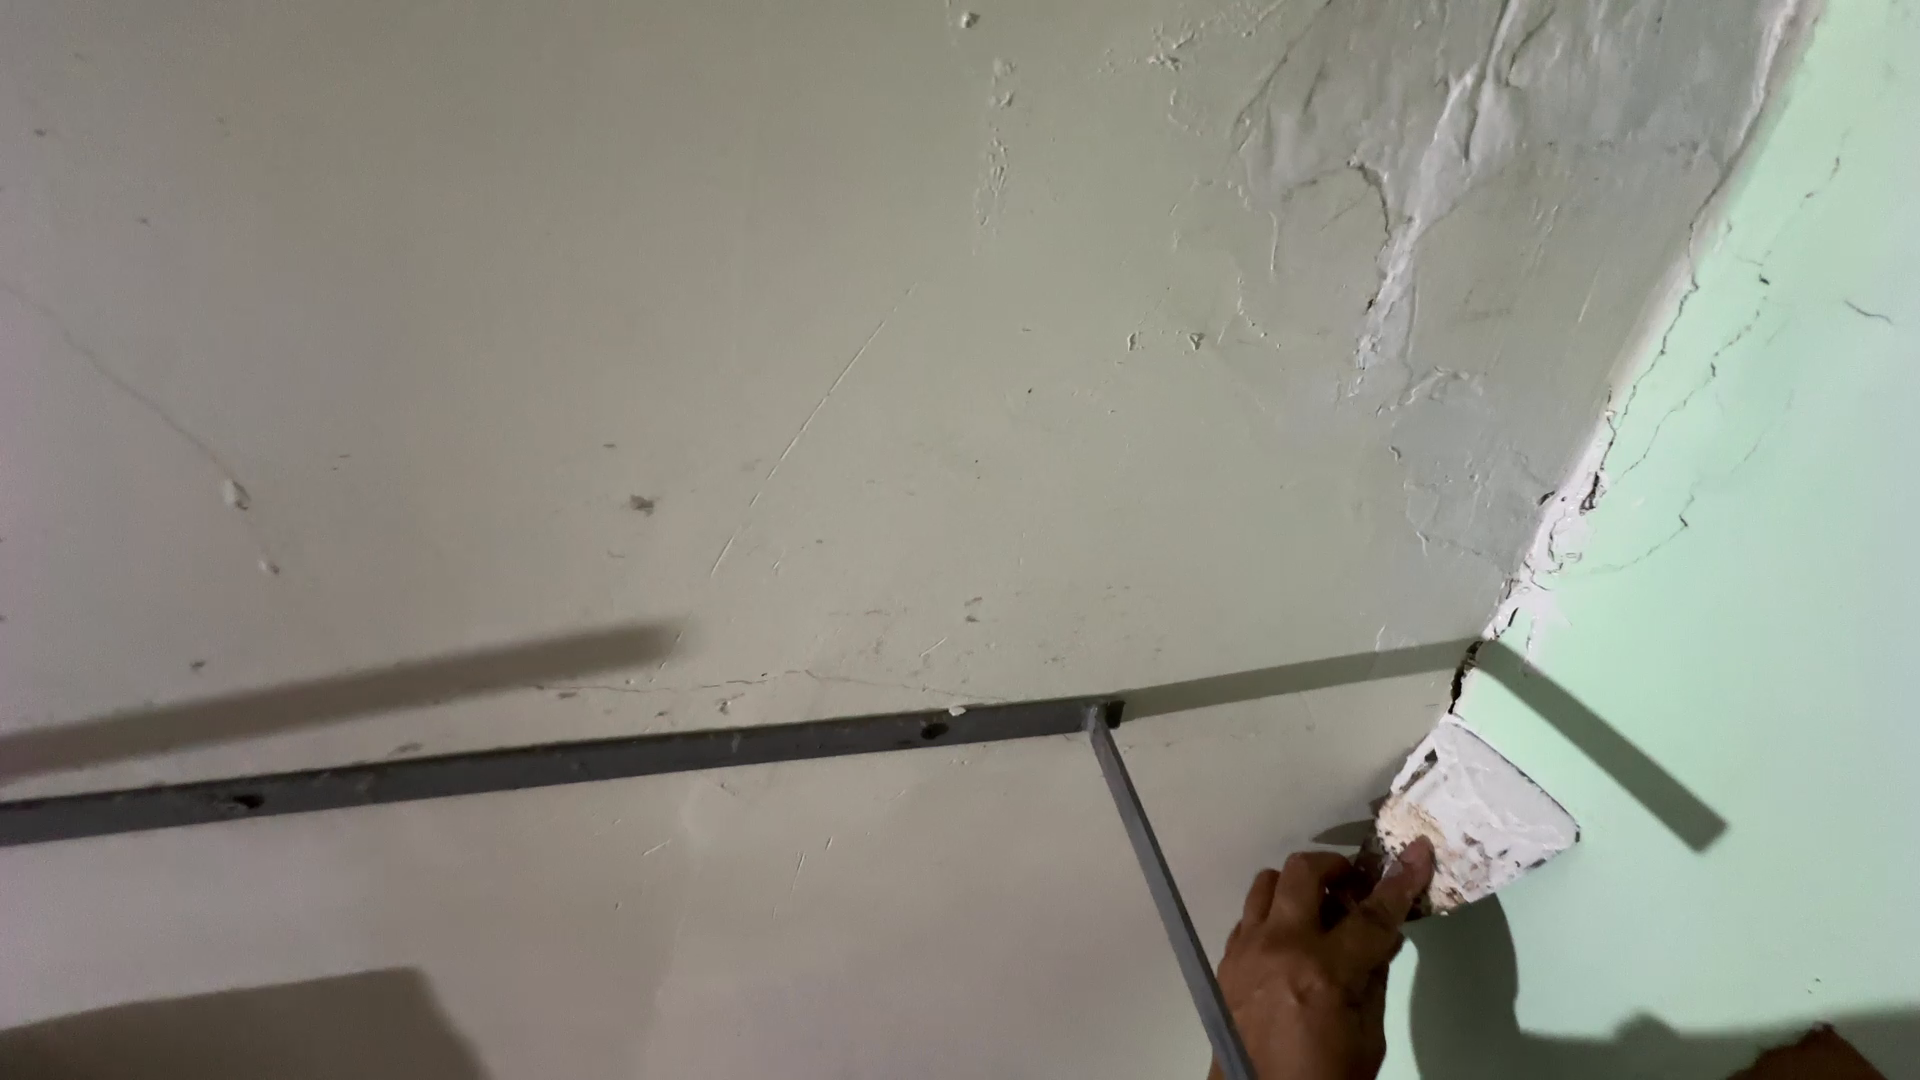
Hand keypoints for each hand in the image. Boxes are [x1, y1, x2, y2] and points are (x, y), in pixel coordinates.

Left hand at [1206, 838, 1435, 1079]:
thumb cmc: (1325, 1077)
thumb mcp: (1367, 1037)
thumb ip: (1373, 976)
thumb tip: (1382, 933)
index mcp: (1324, 971)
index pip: (1371, 915)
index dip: (1399, 882)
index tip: (1416, 850)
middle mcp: (1280, 944)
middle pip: (1302, 872)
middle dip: (1333, 868)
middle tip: (1352, 886)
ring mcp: (1246, 945)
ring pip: (1267, 882)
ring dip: (1296, 886)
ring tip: (1318, 910)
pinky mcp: (1227, 954)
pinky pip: (1250, 913)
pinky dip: (1273, 914)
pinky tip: (1289, 940)